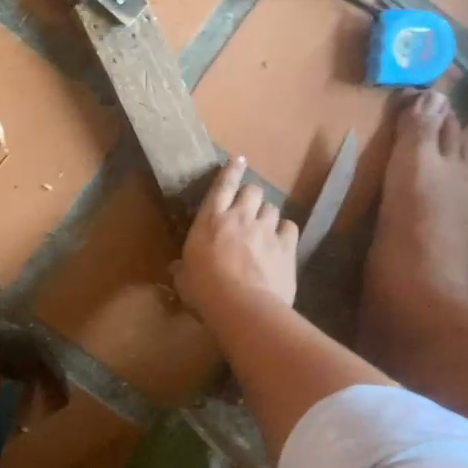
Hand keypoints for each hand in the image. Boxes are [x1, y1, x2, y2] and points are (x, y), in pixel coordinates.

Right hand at [174, 156, 299, 321]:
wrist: (243, 307)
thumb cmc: (205, 291)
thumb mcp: (184, 279)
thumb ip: (183, 268)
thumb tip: (177, 268)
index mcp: (210, 220)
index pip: (222, 185)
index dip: (231, 170)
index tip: (238, 159)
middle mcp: (240, 217)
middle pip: (253, 191)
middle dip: (251, 197)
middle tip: (247, 210)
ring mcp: (266, 230)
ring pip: (272, 208)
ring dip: (267, 215)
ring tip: (264, 229)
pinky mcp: (287, 246)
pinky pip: (290, 227)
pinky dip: (284, 231)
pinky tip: (280, 242)